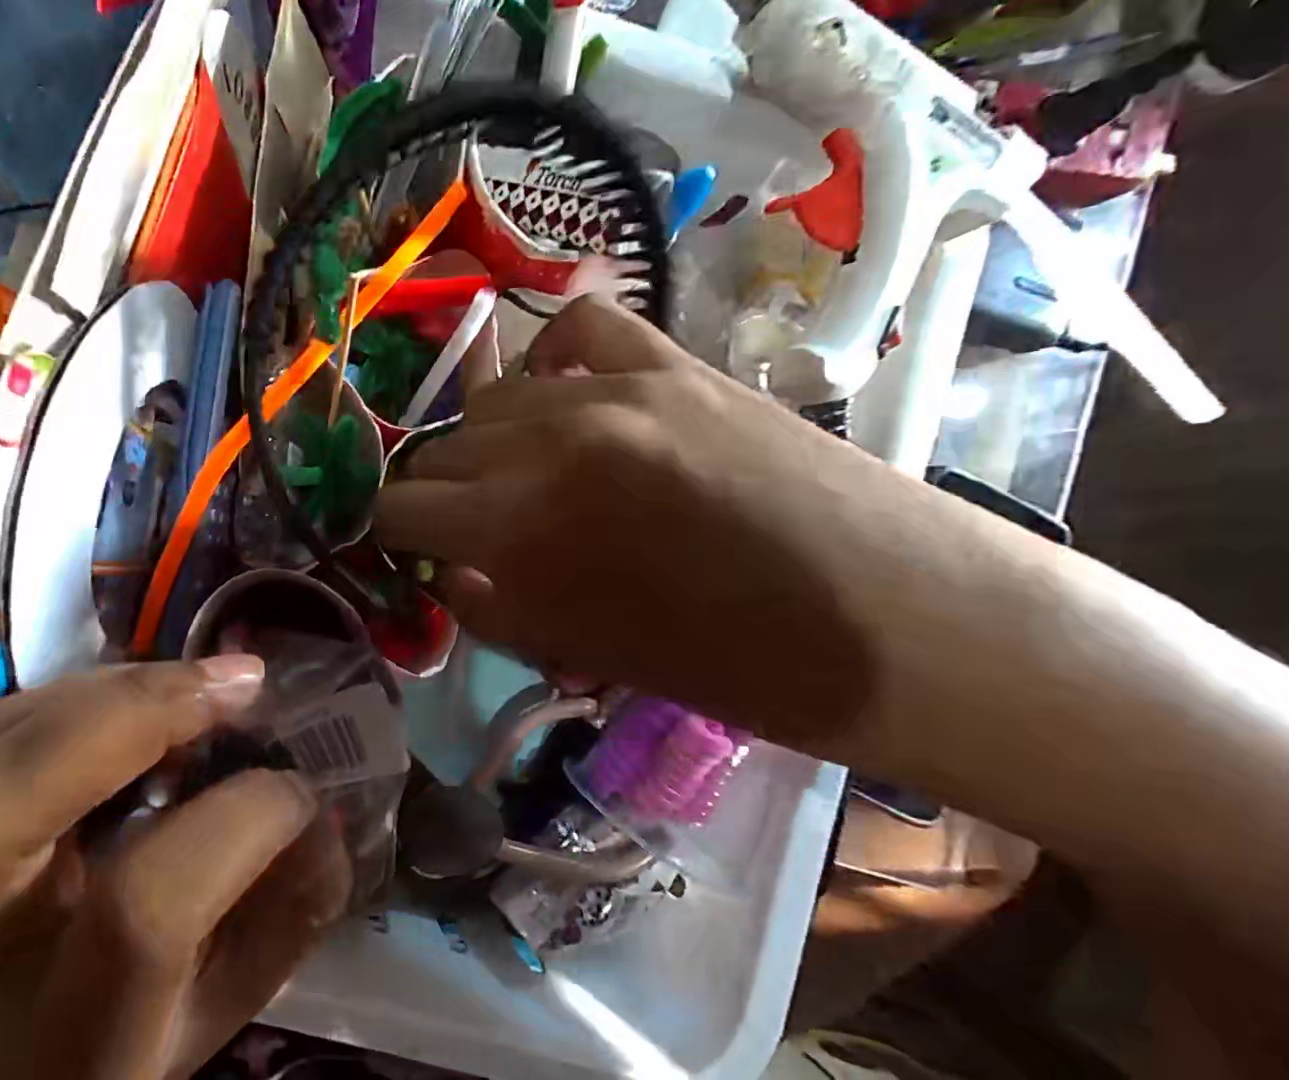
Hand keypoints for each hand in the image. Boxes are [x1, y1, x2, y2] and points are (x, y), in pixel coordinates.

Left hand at [0, 658, 349, 1079]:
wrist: (4, 1064)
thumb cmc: (126, 1040)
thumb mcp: (226, 1003)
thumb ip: (286, 916)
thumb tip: (320, 809)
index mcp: (61, 1040)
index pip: (141, 909)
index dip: (238, 823)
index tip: (299, 788)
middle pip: (0, 802)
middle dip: (136, 715)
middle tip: (240, 685)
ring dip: (109, 690)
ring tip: (197, 683)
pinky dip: (74, 693)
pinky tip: (138, 694)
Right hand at [375, 295, 908, 744]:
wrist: (896, 620)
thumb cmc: (733, 668)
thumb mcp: (583, 654)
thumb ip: (492, 606)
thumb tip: (446, 568)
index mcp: (520, 523)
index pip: (401, 507)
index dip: (393, 533)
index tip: (410, 551)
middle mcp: (549, 438)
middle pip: (440, 448)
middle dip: (438, 495)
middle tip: (467, 528)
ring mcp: (616, 387)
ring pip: (495, 396)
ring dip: (488, 443)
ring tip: (521, 476)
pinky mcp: (674, 362)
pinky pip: (581, 330)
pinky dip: (553, 364)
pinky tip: (562, 398)